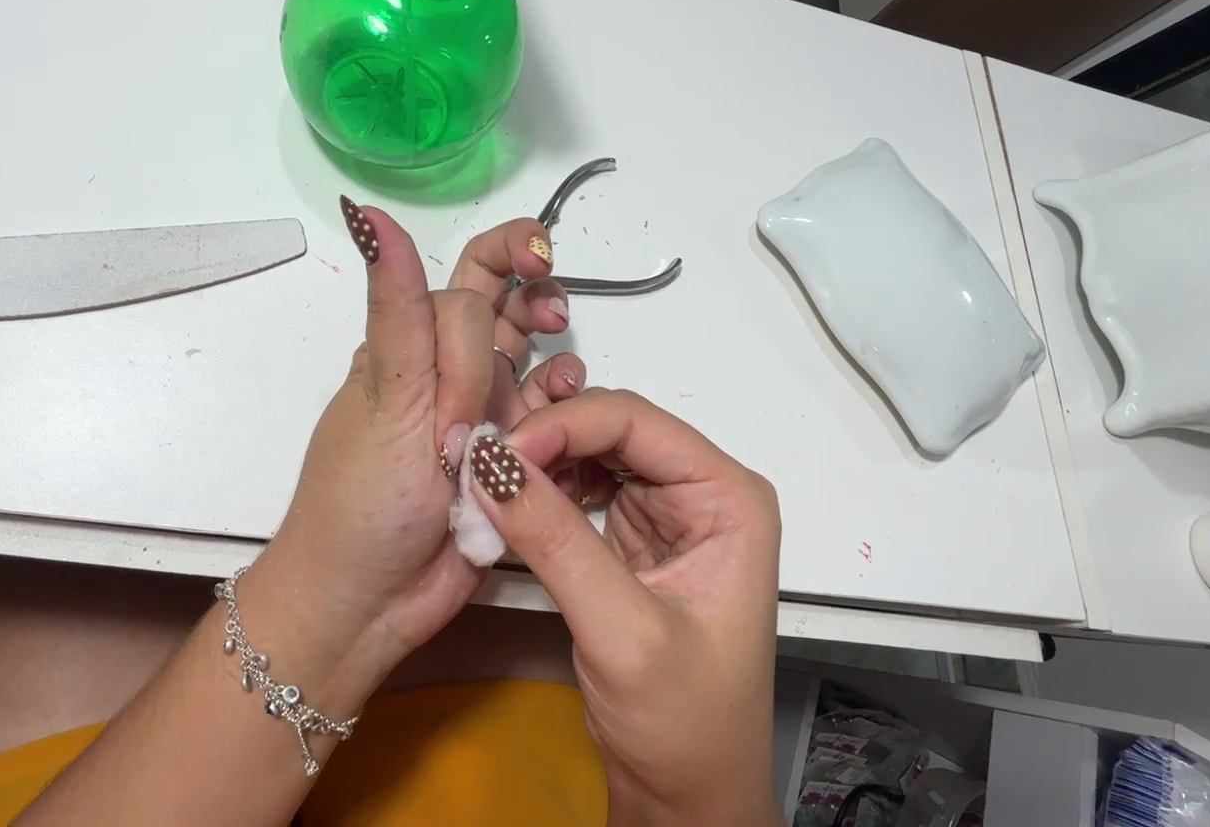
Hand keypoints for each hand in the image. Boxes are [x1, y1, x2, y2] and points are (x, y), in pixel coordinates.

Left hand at [247, 202, 585, 693]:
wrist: (368, 601)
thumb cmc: (363, 496)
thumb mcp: (387, 394)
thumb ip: (398, 306)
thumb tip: (367, 212)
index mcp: (415, 345)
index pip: (471, 277)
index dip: (508, 254)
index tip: (541, 255)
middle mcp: (450, 371)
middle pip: (506, 307)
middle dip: (538, 299)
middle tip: (554, 317)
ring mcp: (481, 415)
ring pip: (533, 360)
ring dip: (556, 357)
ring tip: (561, 381)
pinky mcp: (508, 458)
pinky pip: (547, 418)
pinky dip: (564, 408)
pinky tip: (567, 415)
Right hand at [472, 391, 784, 825]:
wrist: (685, 792)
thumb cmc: (682, 723)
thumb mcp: (621, 631)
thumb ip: (556, 540)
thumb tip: (489, 464)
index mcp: (726, 497)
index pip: (635, 421)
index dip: (564, 424)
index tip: (498, 454)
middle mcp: (700, 488)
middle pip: (612, 424)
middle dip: (546, 436)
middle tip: (483, 465)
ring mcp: (664, 508)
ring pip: (590, 447)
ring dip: (538, 457)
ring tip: (489, 481)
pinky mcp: (629, 530)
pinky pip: (578, 481)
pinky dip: (540, 484)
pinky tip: (511, 500)